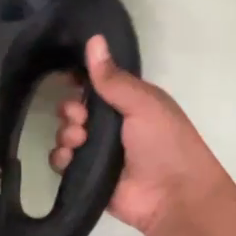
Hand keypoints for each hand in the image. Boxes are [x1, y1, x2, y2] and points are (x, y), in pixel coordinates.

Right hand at [49, 35, 232, 233]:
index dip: (79, 80)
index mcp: (128, 103)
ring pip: (66, 134)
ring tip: (79, 140)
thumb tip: (94, 39)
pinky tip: (70, 158)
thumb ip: (114, 78)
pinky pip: (62, 162)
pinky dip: (61, 158)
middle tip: (80, 118)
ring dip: (66, 133)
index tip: (66, 77)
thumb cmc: (165, 142)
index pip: (96, 85)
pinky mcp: (87, 176)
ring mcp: (98, 152)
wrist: (174, 196)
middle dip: (70, 110)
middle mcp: (111, 126)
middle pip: (76, 109)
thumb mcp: (143, 103)